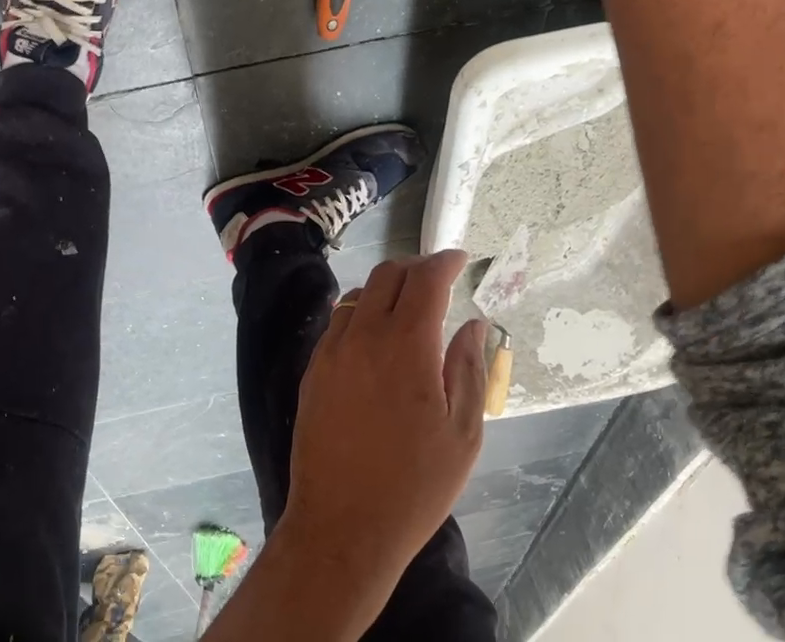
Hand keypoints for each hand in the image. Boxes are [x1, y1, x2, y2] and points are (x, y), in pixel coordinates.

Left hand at [280, 251, 488, 588]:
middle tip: (440, 280)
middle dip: (416, 268)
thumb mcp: (463, 433)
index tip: (461, 259)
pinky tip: (377, 338)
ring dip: (387, 289)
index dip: (445, 261)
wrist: (342, 525)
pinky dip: (362, 314)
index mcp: (406, 345)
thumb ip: (468, 368)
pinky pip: (339, 323)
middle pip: (387, 275)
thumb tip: (472, 324)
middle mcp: (362, 336)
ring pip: (359, 296)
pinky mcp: (313, 371)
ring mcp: (331, 352)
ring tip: (410, 308)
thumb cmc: (414, 485)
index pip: (425, 279)